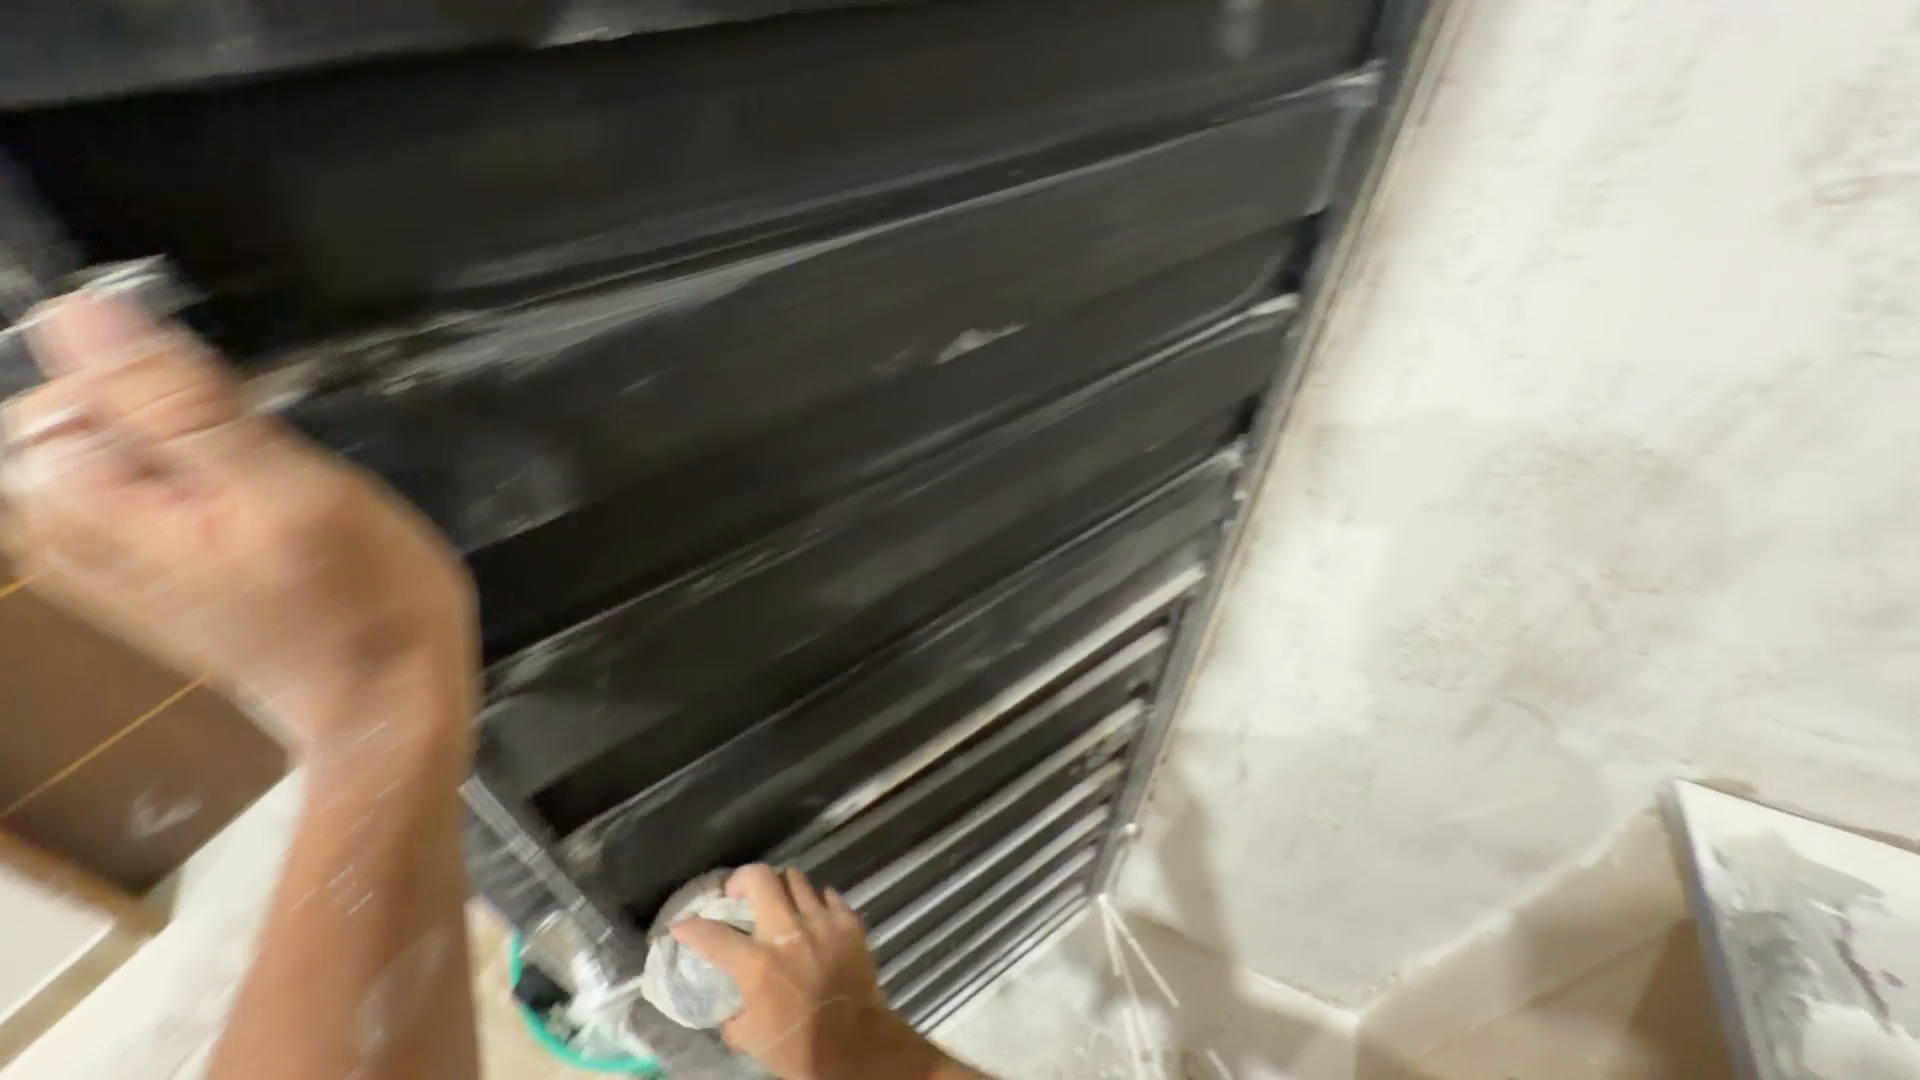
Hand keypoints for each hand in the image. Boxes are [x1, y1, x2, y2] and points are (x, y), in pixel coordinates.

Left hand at [0, 289, 476, 757]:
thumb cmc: (362, 600)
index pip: (69, 383)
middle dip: (191, 422)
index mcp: (80, 505)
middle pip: (96, 413)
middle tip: (283, 479)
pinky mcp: (148, 571)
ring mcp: (103, 557)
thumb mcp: (297, 494)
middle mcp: (62, 530)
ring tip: (286, 502)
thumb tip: (82, 310)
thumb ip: (185, 409)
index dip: (169, 387)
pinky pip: (156, 489)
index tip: (257, 438)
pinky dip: (215, 483)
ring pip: (135, 449)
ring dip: (213, 454)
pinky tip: (271, 520)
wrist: (386, 698)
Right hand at [672, 865, 952, 1079]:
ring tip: (778, 900)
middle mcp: (788, 933)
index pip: (712, 935)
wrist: (854, 1046)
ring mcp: (822, 922)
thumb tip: (731, 1002)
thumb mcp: (749, 1038)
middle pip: (760, 878)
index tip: (681, 924)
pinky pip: (828, 895)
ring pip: (796, 879)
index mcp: (757, 964)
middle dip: (742, 879)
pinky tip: (812, 914)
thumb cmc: (798, 1046)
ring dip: (781, 887)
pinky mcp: (848, 922)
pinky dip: (816, 901)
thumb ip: (733, 1012)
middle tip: (738, 892)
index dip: (690, 927)